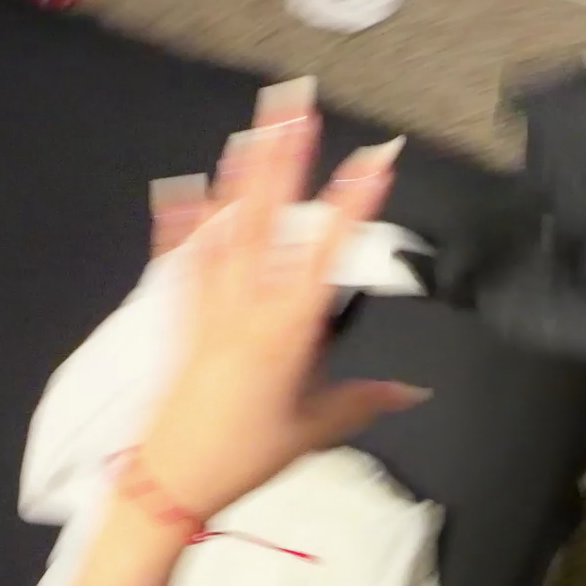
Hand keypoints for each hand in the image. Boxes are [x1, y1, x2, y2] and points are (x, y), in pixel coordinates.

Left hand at [134, 77, 427, 520]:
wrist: (171, 478)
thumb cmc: (245, 455)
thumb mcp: (315, 431)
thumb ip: (364, 402)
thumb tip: (414, 393)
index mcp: (285, 333)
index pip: (327, 254)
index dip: (354, 203)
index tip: (375, 160)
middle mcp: (245, 308)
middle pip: (269, 222)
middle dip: (286, 160)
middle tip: (296, 107)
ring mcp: (210, 309)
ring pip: (228, 232)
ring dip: (243, 177)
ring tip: (253, 129)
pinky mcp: (184, 320)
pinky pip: (186, 262)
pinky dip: (185, 224)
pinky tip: (183, 190)